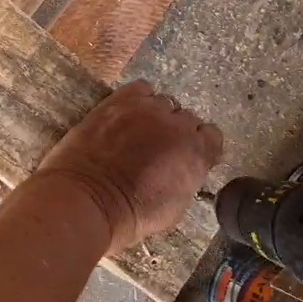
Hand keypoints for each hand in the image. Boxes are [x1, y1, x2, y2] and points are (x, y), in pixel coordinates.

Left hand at [31, 80, 222, 253]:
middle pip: (186, 118)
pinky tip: (127, 113)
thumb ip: (188, 177)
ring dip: (156, 115)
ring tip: (138, 130)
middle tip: (157, 147)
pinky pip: (140, 88)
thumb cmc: (133, 213)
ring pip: (163, 102)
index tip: (186, 154)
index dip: (199, 145)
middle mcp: (178, 126)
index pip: (212, 136)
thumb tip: (186, 167)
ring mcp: (148, 110)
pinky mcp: (120, 101)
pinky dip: (138, 98)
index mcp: (197, 153)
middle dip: (175, 132)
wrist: (90, 200)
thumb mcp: (176, 206)